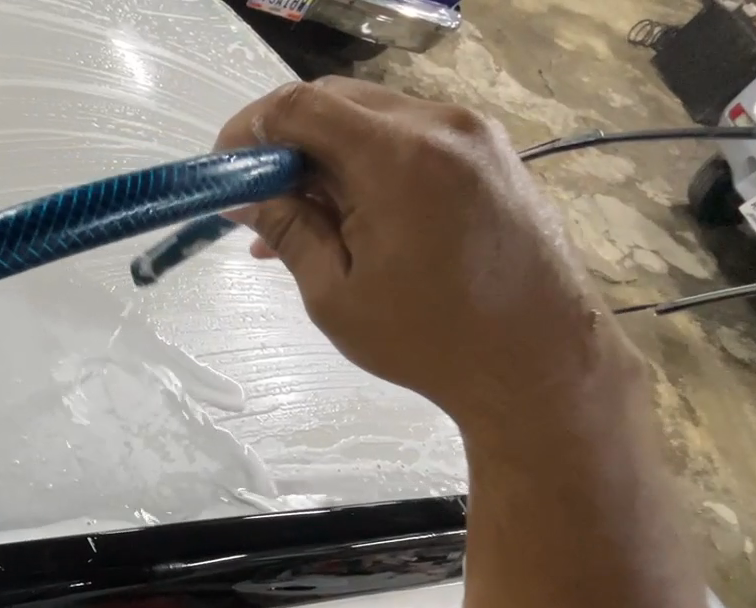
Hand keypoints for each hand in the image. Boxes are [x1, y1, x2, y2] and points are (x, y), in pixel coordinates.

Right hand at [216, 78, 628, 436]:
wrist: (533, 356)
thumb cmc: (424, 337)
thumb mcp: (334, 292)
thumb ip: (288, 230)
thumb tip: (246, 197)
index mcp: (398, 157)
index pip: (301, 107)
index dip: (249, 130)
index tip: (222, 173)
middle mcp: (440, 125)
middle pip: (336, 103)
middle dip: (282, 145)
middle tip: (250, 200)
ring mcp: (471, 135)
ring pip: (369, 122)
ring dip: (319, 161)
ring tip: (286, 223)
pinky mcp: (484, 155)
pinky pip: (403, 143)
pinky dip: (358, 169)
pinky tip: (334, 219)